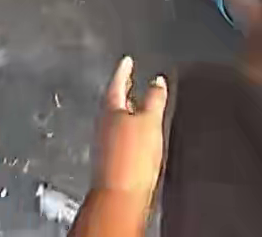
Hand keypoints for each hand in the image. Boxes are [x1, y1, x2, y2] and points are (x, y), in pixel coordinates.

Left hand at [91, 56, 167, 200]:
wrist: (121, 200)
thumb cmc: (132, 158)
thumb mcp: (150, 119)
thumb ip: (154, 97)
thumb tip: (157, 80)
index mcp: (110, 109)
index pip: (116, 82)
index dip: (123, 70)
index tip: (127, 60)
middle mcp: (104, 124)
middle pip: (114, 100)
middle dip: (124, 88)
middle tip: (130, 77)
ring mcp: (105, 144)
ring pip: (116, 118)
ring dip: (127, 107)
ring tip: (138, 101)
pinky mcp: (111, 161)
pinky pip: (119, 135)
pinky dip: (129, 126)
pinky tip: (139, 131)